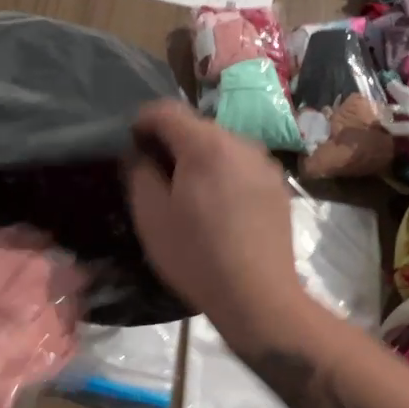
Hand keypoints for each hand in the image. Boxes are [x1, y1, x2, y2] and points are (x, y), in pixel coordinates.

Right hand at [125, 100, 304, 338]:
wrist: (259, 297)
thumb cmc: (197, 256)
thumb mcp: (150, 216)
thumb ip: (139, 172)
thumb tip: (138, 152)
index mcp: (205, 145)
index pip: (165, 110)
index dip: (141, 122)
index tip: (129, 147)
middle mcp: (240, 143)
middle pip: (196, 127)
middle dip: (171, 142)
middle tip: (153, 175)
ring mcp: (265, 164)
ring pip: (221, 146)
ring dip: (199, 159)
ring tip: (186, 194)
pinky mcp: (279, 187)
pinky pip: (241, 167)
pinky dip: (223, 175)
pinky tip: (217, 209)